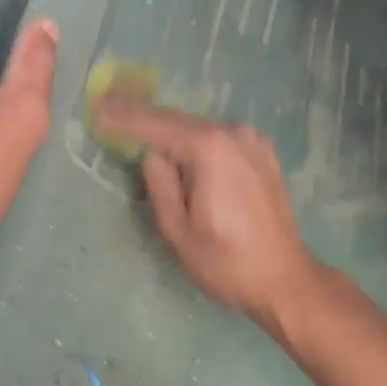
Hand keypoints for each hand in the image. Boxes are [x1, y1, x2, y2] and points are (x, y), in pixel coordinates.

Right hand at [96, 96, 322, 324]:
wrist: (288, 281)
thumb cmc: (228, 263)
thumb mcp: (178, 231)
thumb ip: (159, 185)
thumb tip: (152, 155)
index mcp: (209, 148)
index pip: (156, 123)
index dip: (124, 115)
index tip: (98, 104)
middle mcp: (232, 132)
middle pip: (178, 120)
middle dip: (145, 118)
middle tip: (111, 110)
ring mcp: (252, 139)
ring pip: (199, 129)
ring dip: (172, 133)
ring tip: (141, 133)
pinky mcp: (262, 153)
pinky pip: (219, 139)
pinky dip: (197, 141)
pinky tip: (182, 151)